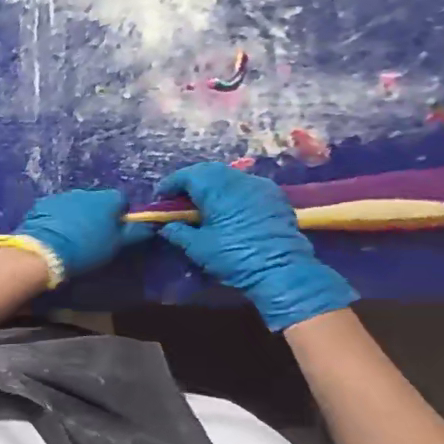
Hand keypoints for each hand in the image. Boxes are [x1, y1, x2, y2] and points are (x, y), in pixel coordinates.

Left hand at [0, 189, 156, 286]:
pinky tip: (56, 234)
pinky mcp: (42, 204)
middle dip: (98, 215)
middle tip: (94, 236)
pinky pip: (57, 209)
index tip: (116, 231)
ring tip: (73, 237)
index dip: (121, 215)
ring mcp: (61, 196)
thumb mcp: (117, 244)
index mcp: (107, 199)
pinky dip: (59, 218)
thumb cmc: (87, 248)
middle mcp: (85, 192)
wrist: (45, 251)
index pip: (121, 201)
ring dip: (78, 215)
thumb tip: (149, 225)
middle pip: (98, 201)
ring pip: (76, 204)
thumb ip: (135, 232)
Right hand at [155, 163, 356, 330]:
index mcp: (218, 190)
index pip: (188, 175)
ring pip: (228, 175)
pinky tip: (226, 206)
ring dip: (211, 184)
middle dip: (190, 181)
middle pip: (208, 171)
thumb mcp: (197, 247)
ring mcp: (260, 187)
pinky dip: (230, 190)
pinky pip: (246, 184)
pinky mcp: (275, 196)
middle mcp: (240, 181)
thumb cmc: (235, 258)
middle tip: (177, 198)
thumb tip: (165, 225)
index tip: (160, 198)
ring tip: (201, 202)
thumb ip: (177, 231)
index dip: (170, 184)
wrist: (283, 273)